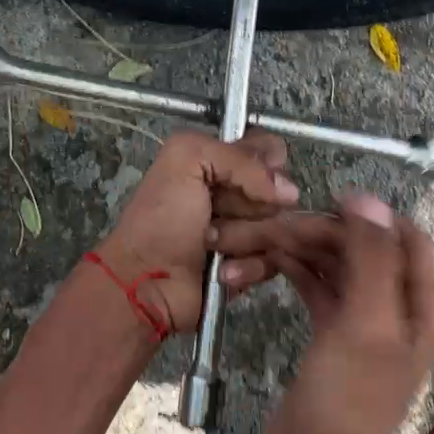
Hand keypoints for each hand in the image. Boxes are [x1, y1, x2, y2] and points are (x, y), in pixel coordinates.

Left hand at [91, 130, 299, 334]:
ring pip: (280, 228)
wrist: (144, 283)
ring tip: (217, 247)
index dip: (270, 164)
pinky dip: (250, 266)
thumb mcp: (186, 161)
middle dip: (260, 205)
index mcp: (216, 161)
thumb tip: (289, 191)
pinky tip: (223, 271)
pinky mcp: (247, 266)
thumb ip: (238, 157)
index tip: (262, 180)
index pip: (267, 150)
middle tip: (227, 215)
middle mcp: (233, 194)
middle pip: (279, 192)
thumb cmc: (161, 218)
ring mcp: (242, 231)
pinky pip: (273, 261)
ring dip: (250, 237)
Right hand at [222, 195, 433, 433]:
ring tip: (252, 243)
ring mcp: (362, 321)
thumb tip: (366, 198)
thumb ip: (371, 258)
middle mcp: (396, 308)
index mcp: (419, 305)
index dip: (371, 216)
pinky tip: (261, 263)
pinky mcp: (331, 333)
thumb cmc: (348, 400)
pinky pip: (316, 288)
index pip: (406, 238)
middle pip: (361, 248)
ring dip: (297, 251)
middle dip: (319, 233)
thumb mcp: (365, 324)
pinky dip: (291, 273)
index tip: (326, 204)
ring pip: (334, 265)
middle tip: (270, 227)